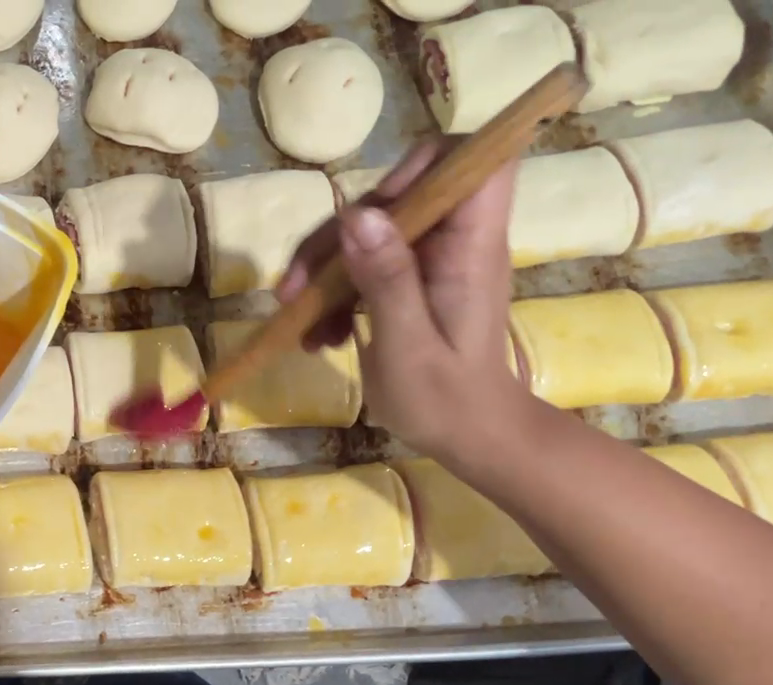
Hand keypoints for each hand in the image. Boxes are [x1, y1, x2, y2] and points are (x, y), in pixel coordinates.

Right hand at [277, 141, 536, 460]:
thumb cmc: (445, 399)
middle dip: (338, 235)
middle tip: (296, 286)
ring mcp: (428, 264)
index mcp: (470, 247)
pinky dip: (332, 295)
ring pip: (369, 234)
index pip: (477, 161)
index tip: (375, 206)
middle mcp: (453, 243)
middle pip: (397, 199)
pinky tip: (318, 335)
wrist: (469, 436)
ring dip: (323, 270)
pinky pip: (362, 267)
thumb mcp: (409, 345)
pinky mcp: (406, 285)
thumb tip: (360, 215)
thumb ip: (388, 280)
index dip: (426, 164)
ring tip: (298, 320)